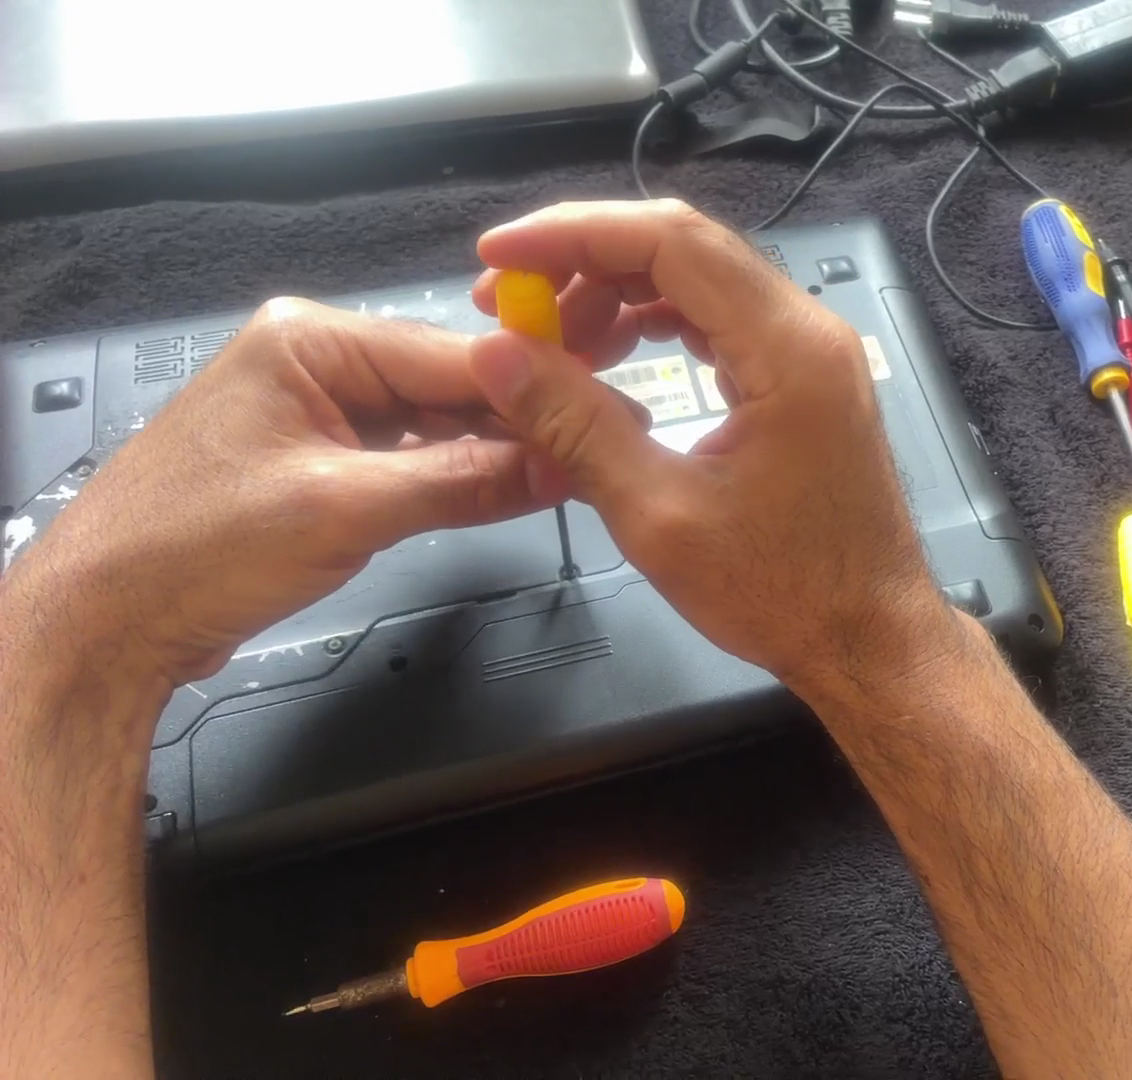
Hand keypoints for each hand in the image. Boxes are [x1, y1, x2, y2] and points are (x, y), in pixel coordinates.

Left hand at [0, 300, 569, 687]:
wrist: (108, 624)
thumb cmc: (194, 548)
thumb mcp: (349, 506)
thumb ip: (466, 479)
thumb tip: (562, 469)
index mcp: (315, 343)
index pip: (462, 360)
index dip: (542, 393)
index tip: (613, 419)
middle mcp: (328, 364)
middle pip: (461, 389)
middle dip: (527, 426)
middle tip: (599, 454)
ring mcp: (336, 411)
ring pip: (451, 424)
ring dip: (504, 454)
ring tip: (571, 474)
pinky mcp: (343, 456)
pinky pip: (428, 456)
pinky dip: (472, 476)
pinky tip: (517, 489)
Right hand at [467, 200, 958, 692]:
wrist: (869, 634)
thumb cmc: (783, 592)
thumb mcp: (662, 516)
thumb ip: (576, 426)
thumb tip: (496, 353)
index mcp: (790, 352)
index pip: (673, 240)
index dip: (572, 233)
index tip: (495, 260)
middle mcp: (814, 337)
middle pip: (691, 253)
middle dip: (591, 265)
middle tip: (514, 310)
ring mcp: (820, 361)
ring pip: (709, 288)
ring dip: (626, 298)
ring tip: (556, 342)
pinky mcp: (813, 388)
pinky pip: (732, 330)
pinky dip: (668, 330)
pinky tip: (620, 358)